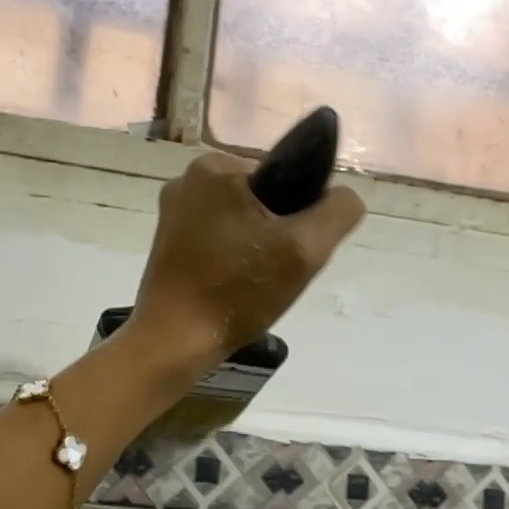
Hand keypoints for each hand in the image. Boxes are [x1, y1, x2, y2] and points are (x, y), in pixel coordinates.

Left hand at [128, 149, 364, 371]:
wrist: (174, 341)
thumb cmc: (236, 291)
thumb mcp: (304, 249)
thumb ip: (337, 212)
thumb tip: (343, 197)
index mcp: (213, 166)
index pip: (284, 177)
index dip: (300, 214)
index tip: (292, 250)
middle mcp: (186, 180)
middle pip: (261, 200)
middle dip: (276, 233)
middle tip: (275, 273)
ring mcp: (171, 213)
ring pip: (239, 223)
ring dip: (255, 249)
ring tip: (253, 284)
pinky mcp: (165, 243)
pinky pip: (216, 241)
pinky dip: (230, 260)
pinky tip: (232, 288)